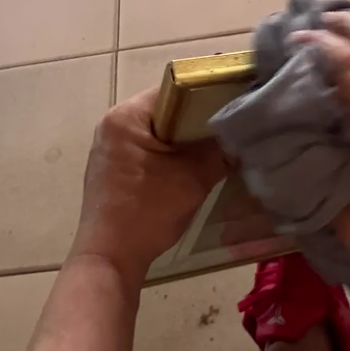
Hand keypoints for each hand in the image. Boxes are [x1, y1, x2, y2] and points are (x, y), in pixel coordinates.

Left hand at [70, 89, 229, 286]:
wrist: (110, 259)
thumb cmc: (147, 211)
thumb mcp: (192, 179)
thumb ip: (219, 152)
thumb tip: (241, 136)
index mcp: (125, 116)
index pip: (173, 91)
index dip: (205, 97)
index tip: (230, 108)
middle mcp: (111, 124)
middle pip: (164, 111)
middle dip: (195, 123)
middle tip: (225, 132)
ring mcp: (108, 149)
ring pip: (156, 133)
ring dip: (182, 143)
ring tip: (212, 151)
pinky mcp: (110, 169)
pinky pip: (145, 150)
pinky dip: (167, 157)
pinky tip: (186, 171)